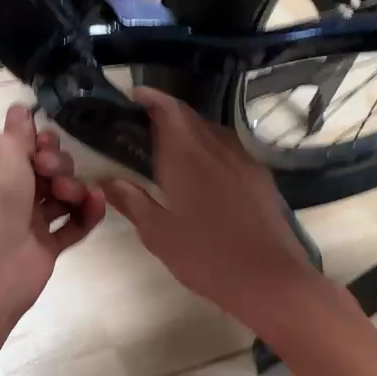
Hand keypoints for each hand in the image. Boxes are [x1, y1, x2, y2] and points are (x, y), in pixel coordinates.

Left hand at [0, 105, 106, 323]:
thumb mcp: (0, 149)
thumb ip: (17, 131)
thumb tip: (20, 109)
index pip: (25, 144)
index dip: (41, 140)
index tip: (43, 144)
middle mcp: (9, 189)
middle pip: (49, 166)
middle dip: (59, 163)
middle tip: (50, 172)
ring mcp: (29, 219)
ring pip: (64, 193)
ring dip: (74, 187)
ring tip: (70, 194)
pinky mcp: (47, 246)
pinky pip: (75, 223)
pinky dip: (88, 213)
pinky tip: (96, 204)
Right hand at [100, 88, 343, 325]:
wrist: (271, 280)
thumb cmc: (207, 257)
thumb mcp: (159, 234)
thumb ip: (132, 202)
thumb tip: (105, 180)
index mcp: (188, 158)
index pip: (170, 112)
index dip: (153, 98)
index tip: (135, 95)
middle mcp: (217, 151)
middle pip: (192, 118)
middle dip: (169, 114)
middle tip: (145, 122)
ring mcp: (244, 163)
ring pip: (214, 133)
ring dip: (191, 130)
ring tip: (171, 145)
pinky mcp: (261, 179)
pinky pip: (230, 150)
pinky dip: (210, 148)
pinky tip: (204, 170)